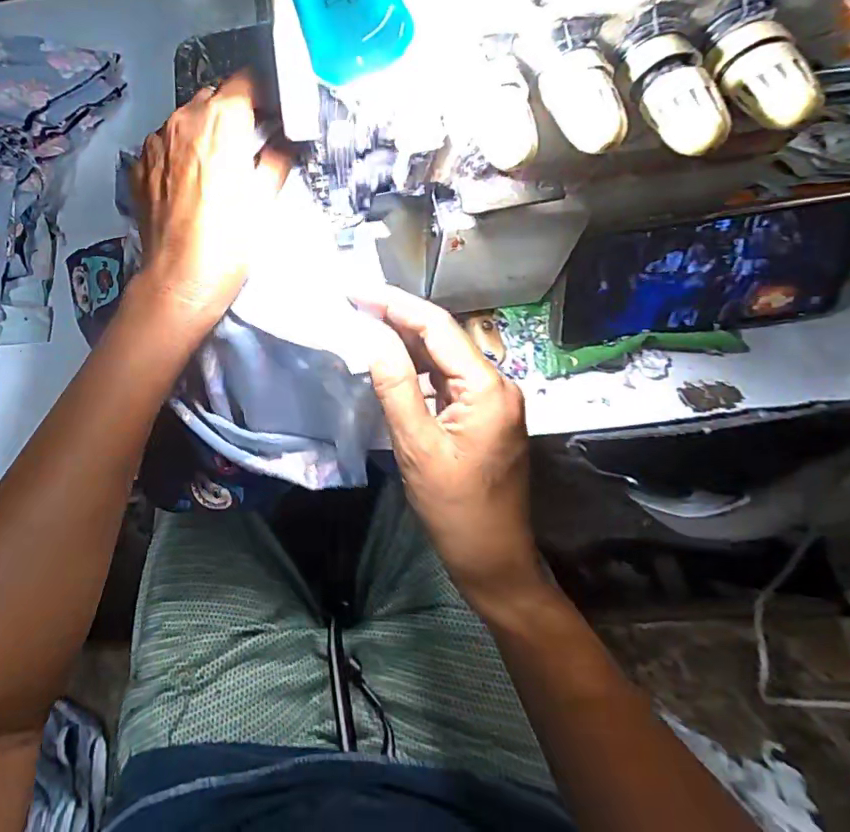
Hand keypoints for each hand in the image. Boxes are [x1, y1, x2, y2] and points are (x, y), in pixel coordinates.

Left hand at [127, 73, 289, 325]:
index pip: (247, 80)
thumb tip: (284, 140)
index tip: (272, 115)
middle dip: (232, 114)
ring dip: (203, 132)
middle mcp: (182, 120)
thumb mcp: (265, 197)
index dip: (264, 95)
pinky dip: (178, 153)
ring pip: (185, 120)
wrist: (179, 280)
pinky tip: (190, 184)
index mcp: (220, 119)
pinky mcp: (139, 166)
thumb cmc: (227, 241)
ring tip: (216, 169)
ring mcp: (155, 143)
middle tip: (247, 146)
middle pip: (214, 97)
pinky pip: (164, 145)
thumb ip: (278, 156)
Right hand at [355, 285, 544, 600]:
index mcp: (488, 388)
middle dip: (397, 317)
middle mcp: (496, 384)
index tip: (356, 292)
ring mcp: (491, 400)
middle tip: (352, 303)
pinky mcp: (480, 415)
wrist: (493, 557)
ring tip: (362, 322)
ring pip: (441, 356)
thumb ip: (396, 388)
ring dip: (403, 340)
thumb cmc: (455, 508)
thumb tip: (372, 339)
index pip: (438, 328)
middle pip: (442, 337)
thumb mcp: (417, 447)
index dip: (396, 304)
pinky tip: (386, 360)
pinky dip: (414, 367)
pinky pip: (444, 379)